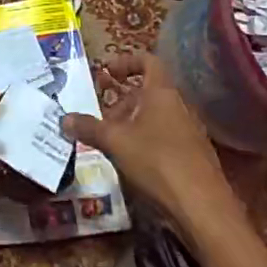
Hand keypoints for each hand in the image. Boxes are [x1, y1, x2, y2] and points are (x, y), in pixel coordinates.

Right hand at [62, 52, 237, 228]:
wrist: (202, 205)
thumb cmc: (156, 161)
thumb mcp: (115, 143)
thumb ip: (89, 128)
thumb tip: (64, 118)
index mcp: (162, 91)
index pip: (147, 61)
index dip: (126, 62)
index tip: (106, 72)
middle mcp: (179, 104)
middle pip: (149, 92)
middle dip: (122, 102)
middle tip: (101, 118)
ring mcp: (189, 130)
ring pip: (156, 116)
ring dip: (133, 124)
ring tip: (111, 143)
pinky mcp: (194, 154)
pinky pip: (165, 136)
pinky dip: (147, 141)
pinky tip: (133, 164)